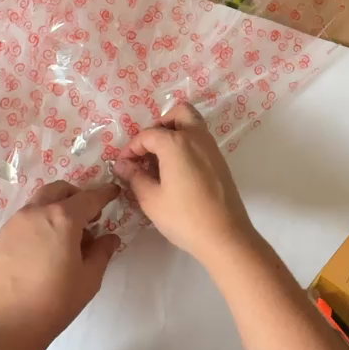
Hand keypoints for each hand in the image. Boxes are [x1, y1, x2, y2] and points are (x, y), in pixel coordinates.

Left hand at [0, 181, 122, 349]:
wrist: (5, 326)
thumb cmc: (54, 302)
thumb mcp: (88, 279)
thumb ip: (102, 252)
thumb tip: (109, 238)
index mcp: (63, 218)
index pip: (89, 198)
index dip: (105, 194)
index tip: (114, 191)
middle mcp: (37, 212)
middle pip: (60, 190)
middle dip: (77, 196)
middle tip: (88, 217)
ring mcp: (16, 223)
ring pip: (40, 201)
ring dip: (57, 207)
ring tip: (66, 236)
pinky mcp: (2, 237)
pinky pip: (26, 218)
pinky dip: (41, 220)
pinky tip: (46, 248)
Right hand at [114, 103, 257, 266]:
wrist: (225, 235)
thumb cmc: (184, 217)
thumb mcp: (151, 199)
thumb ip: (135, 177)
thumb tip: (123, 165)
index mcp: (176, 142)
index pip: (147, 135)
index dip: (131, 148)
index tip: (123, 166)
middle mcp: (196, 137)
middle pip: (178, 113)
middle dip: (159, 126)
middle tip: (147, 151)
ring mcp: (212, 147)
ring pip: (192, 124)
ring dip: (174, 133)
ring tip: (159, 161)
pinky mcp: (220, 160)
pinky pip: (200, 140)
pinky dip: (186, 144)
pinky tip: (176, 171)